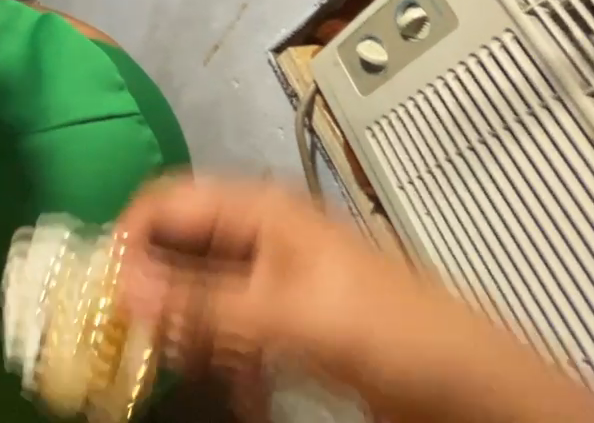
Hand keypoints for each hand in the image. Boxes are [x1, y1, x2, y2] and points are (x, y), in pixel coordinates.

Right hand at [117, 178, 427, 383]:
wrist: (485, 392)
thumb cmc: (387, 332)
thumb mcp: (288, 316)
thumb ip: (200, 302)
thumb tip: (118, 287)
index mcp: (255, 208)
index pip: (164, 202)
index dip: (129, 238)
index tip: (107, 290)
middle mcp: (256, 232)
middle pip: (177, 245)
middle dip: (155, 290)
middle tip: (139, 337)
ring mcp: (272, 275)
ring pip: (199, 290)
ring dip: (188, 330)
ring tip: (190, 368)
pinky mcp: (286, 317)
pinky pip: (229, 325)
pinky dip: (222, 354)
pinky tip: (237, 388)